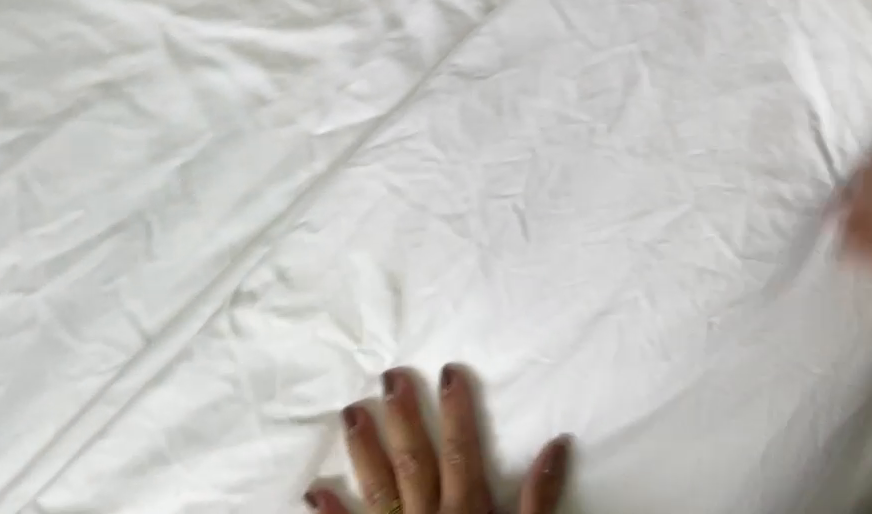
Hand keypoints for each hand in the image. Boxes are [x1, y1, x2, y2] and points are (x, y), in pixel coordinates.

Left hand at [304, 366, 570, 513]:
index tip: (448, 372)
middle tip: (389, 378)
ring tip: (351, 413)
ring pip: (379, 489)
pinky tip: (314, 491)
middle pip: (415, 460)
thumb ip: (540, 499)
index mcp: (466, 511)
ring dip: (364, 452)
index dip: (456, 410)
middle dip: (403, 418)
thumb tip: (557, 443)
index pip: (461, 450)